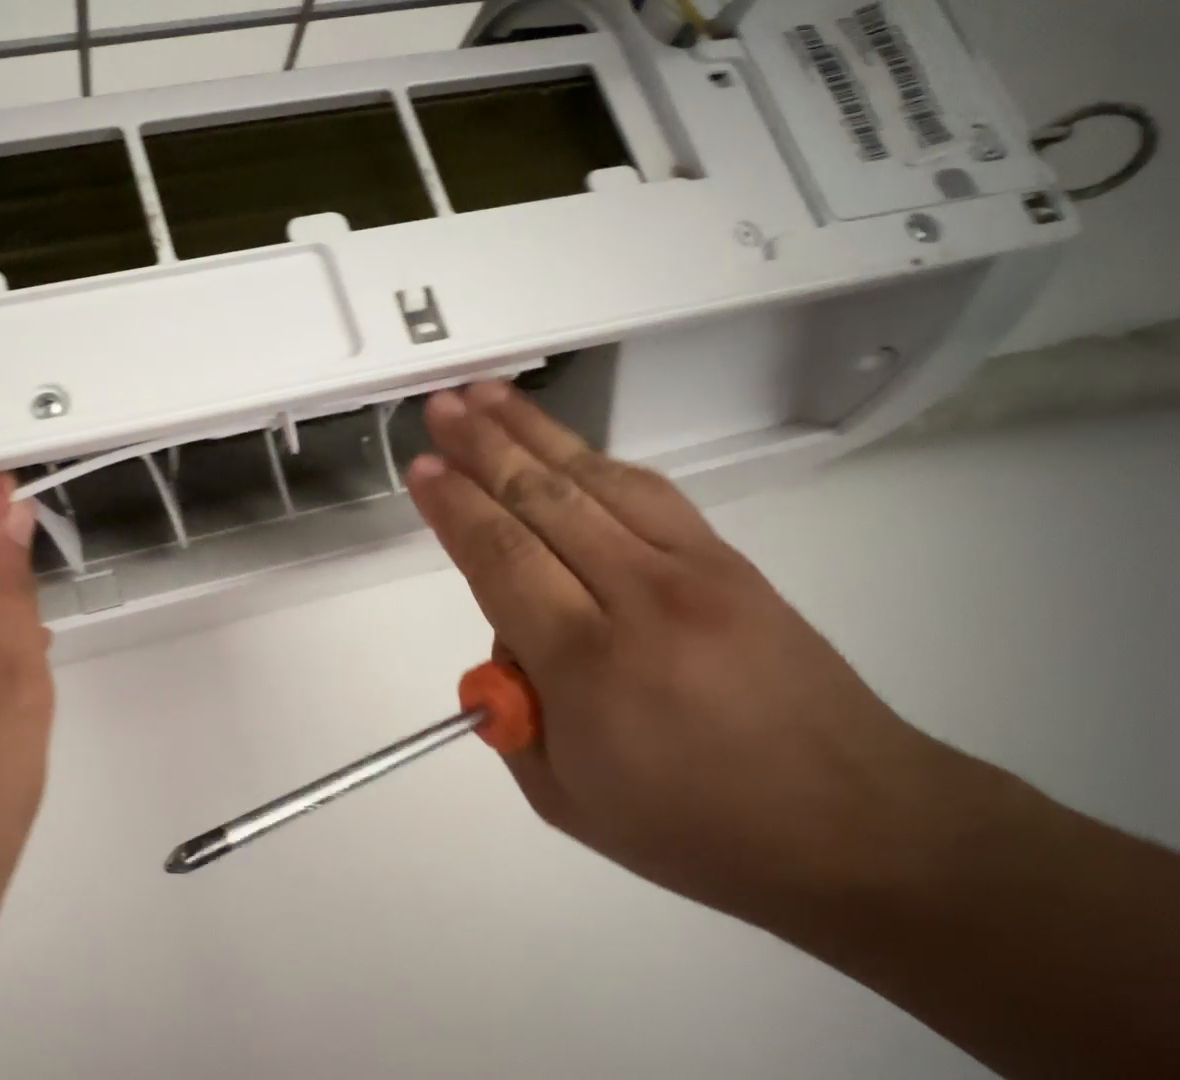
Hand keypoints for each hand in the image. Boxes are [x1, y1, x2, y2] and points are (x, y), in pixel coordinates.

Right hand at [406, 383, 960, 926]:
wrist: (856, 826)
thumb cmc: (696, 829)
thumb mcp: (566, 798)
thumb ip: (514, 716)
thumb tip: (510, 641)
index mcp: (588, 663)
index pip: (502, 558)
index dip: (454, 507)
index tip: (421, 469)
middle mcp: (638, 598)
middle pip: (543, 500)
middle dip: (483, 446)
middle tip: (440, 407)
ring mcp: (693, 571)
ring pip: (596, 481)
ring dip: (535, 433)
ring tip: (487, 396)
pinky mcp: (731, 564)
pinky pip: (649, 494)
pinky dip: (597, 461)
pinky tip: (567, 446)